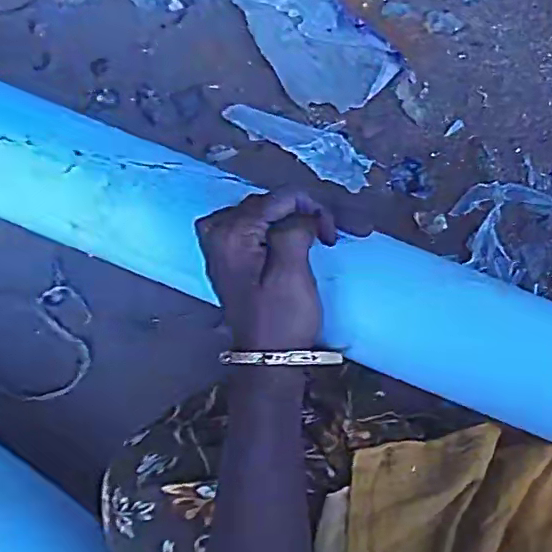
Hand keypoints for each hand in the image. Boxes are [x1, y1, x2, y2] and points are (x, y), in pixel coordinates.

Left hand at [195, 190, 339, 350]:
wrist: (268, 353)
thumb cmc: (283, 316)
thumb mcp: (292, 273)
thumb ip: (295, 231)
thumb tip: (307, 214)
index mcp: (232, 232)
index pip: (280, 198)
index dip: (315, 209)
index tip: (333, 235)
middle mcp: (217, 229)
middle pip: (271, 202)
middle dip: (306, 212)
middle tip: (333, 236)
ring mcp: (219, 242)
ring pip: (266, 213)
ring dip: (296, 220)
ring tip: (322, 237)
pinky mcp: (229, 254)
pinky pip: (257, 227)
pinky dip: (282, 229)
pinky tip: (299, 241)